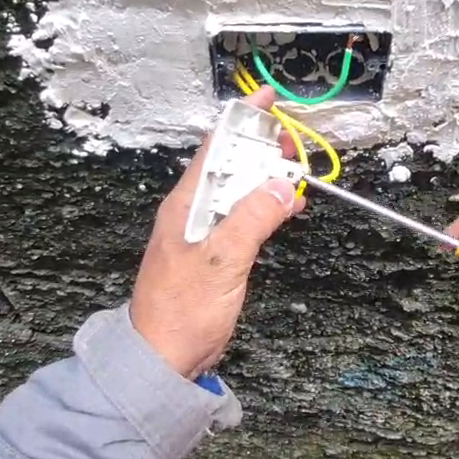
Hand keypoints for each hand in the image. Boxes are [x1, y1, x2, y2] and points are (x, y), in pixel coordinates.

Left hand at [131, 88, 304, 377]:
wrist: (163, 359)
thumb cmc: (181, 312)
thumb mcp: (221, 261)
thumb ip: (252, 219)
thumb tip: (281, 184)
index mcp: (186, 204)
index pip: (215, 146)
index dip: (241, 119)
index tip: (267, 99)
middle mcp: (192, 212)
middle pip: (229, 164)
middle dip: (261, 146)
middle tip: (293, 141)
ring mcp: (202, 233)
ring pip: (238, 190)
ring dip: (266, 176)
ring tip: (295, 168)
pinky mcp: (214, 253)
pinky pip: (243, 216)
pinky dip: (265, 206)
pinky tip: (285, 207)